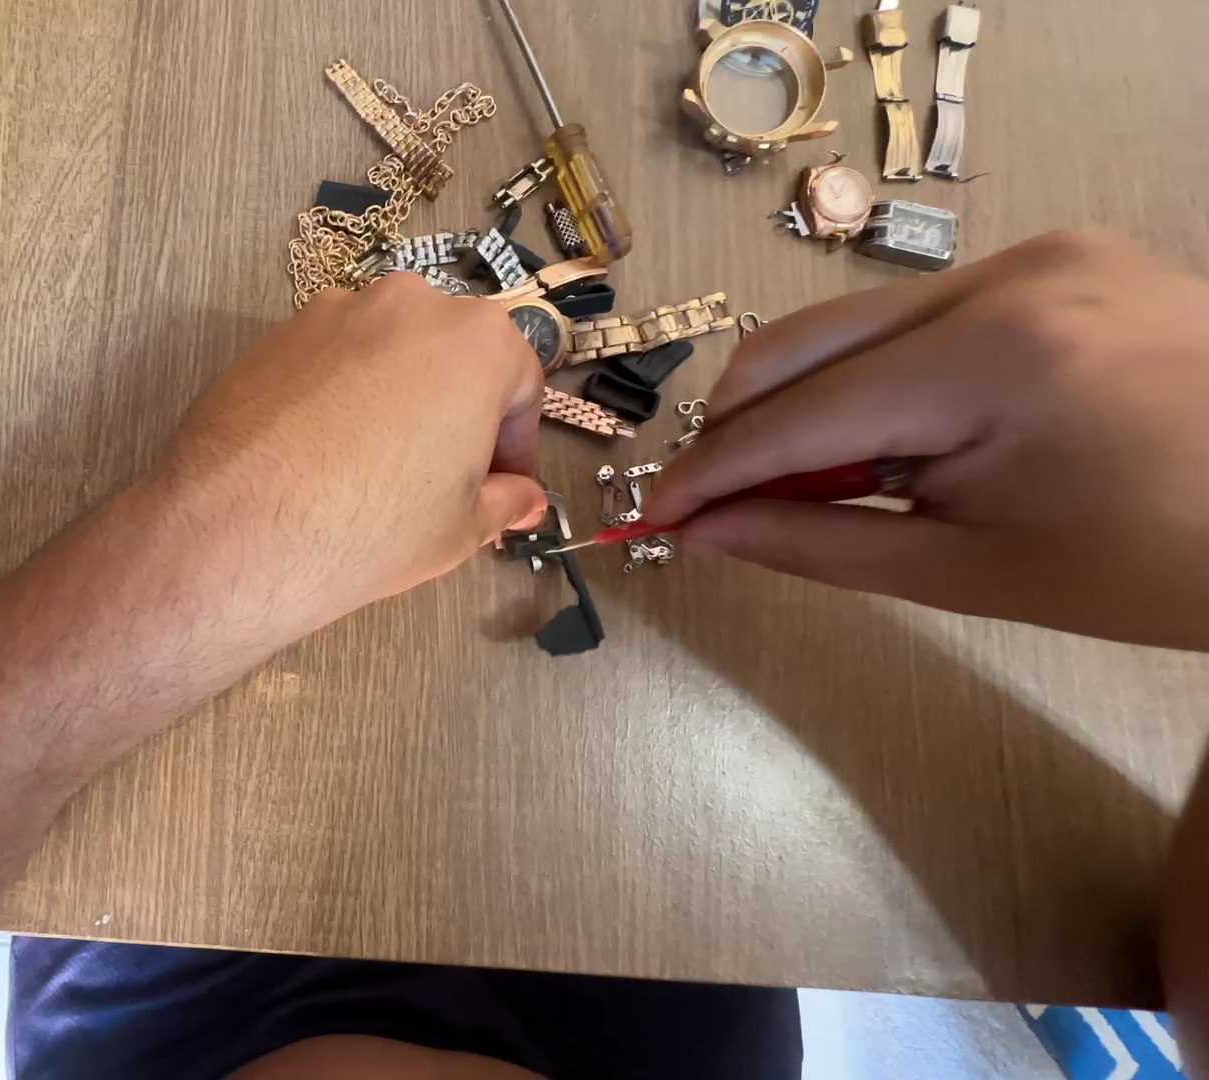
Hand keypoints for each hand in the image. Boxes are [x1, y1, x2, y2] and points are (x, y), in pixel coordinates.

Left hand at [143, 272, 544, 635]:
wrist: (237, 527)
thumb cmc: (370, 526)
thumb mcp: (460, 529)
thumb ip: (505, 502)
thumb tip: (524, 499)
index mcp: (475, 339)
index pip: (520, 387)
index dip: (515, 448)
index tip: (500, 489)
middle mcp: (406, 304)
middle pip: (450, 361)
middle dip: (455, 417)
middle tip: (438, 481)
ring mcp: (331, 312)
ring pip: (385, 357)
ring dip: (393, 402)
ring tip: (369, 469)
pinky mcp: (272, 335)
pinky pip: (327, 364)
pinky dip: (336, 399)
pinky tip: (317, 455)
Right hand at [649, 230, 1208, 650]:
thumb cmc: (1164, 564)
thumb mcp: (963, 570)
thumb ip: (806, 542)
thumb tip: (698, 530)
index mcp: (992, 358)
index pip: (791, 419)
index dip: (703, 473)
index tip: (647, 516)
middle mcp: (1000, 276)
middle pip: (789, 348)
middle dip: (732, 433)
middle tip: (714, 502)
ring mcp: (1028, 256)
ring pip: (828, 330)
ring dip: (784, 410)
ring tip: (803, 480)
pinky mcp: (1041, 261)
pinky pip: (887, 323)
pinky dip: (846, 386)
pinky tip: (869, 441)